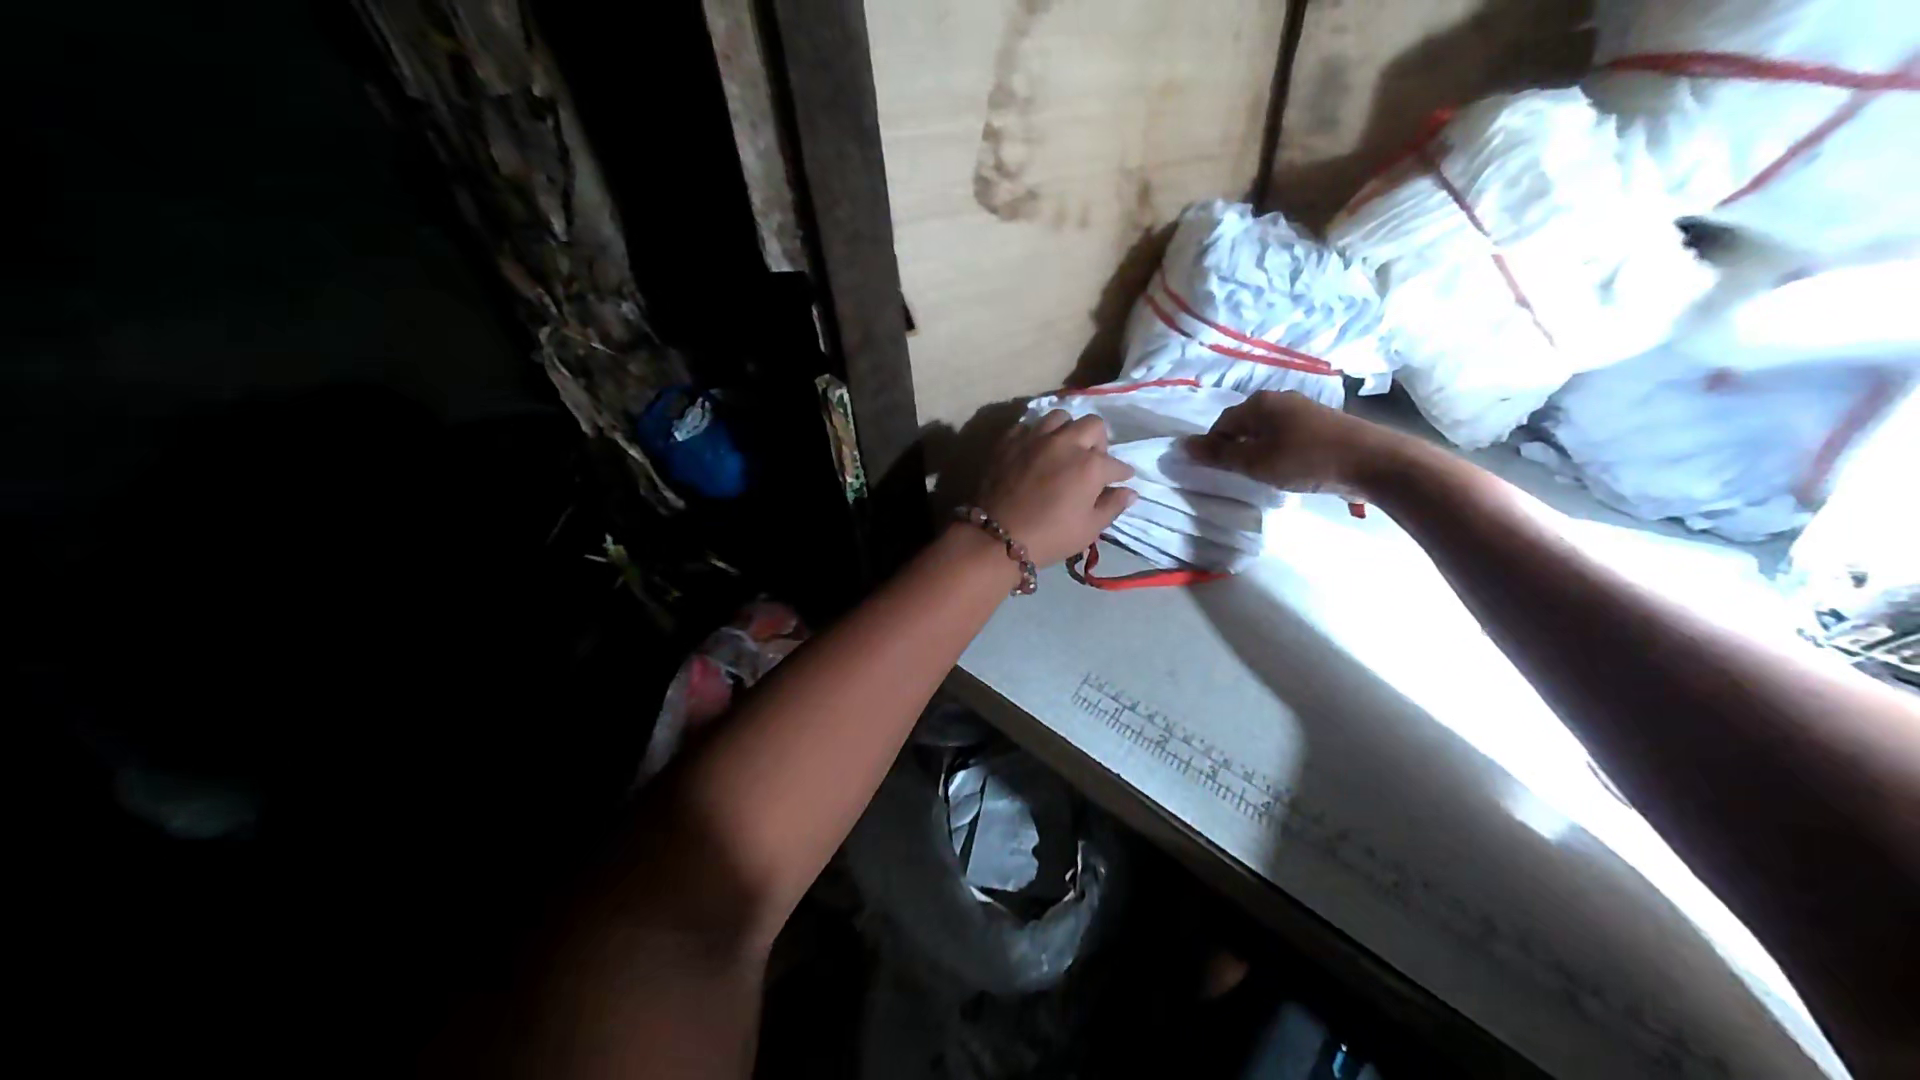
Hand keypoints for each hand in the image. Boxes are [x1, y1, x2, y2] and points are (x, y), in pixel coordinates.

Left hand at [975, 411, 1136, 564]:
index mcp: (1090, 464)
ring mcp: (1035, 437)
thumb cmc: (1050, 536)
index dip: (1121, 473)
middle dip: (1098, 442)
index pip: (1115, 464)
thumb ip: (1112, 506)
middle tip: (1091, 461)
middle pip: (1092, 425)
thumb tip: (1129, 492)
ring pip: (1060, 418)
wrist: (997, 537)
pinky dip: (1038, 435)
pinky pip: (1030, 426)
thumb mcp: (1089, 528)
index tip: (1121, 479)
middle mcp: (1065, 442)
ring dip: (1068, 430)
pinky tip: (1037, 451)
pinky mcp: (1009, 440)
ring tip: (1063, 449)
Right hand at [1186, 390, 1406, 496]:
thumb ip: (1219, 455)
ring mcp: (1303, 409)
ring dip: (1258, 451)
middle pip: (1244, 424)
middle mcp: (1279, 399)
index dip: (1212, 447)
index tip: (1214, 472)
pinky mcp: (1322, 423)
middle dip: (1236, 448)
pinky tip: (1287, 469)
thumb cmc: (1305, 460)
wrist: (1372, 461)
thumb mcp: (1255, 462)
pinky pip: (1286, 435)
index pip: (1221, 423)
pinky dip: (1279, 451)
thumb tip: (1184, 445)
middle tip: (1237, 475)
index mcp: (1259, 403)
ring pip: (1266, 430)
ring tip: (1262, 475)